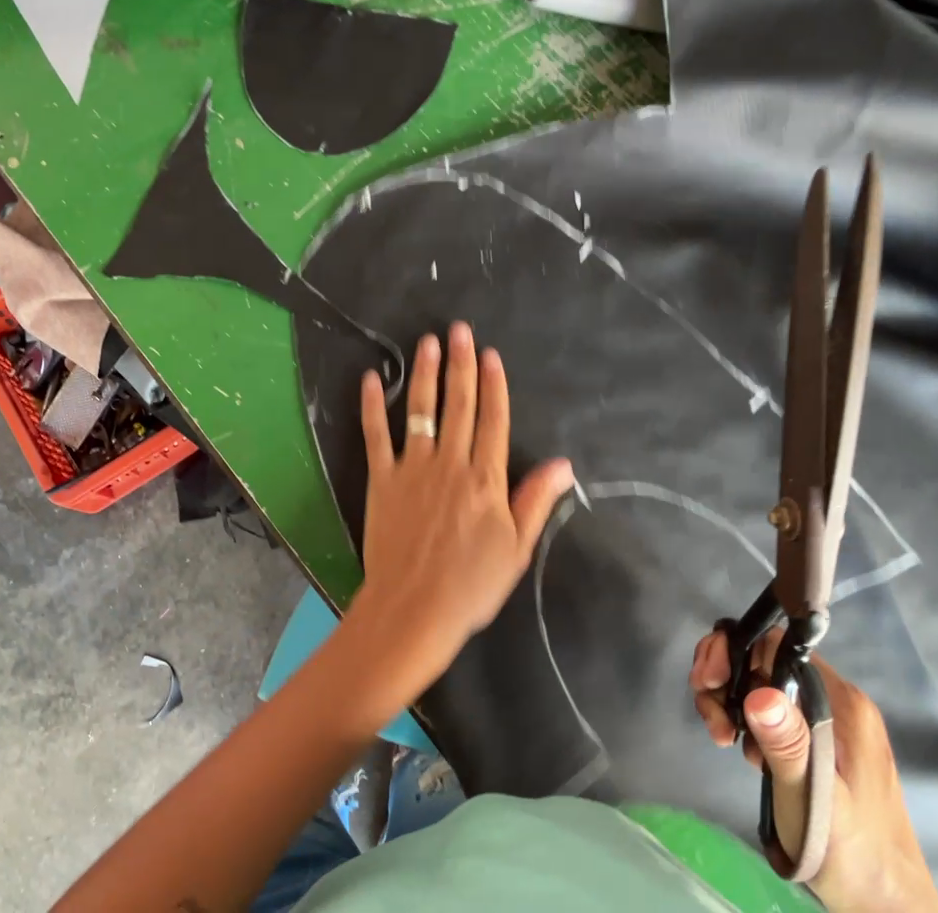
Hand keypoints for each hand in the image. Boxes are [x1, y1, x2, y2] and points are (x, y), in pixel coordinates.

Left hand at [346, 322, 574, 695]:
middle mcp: (451, 464)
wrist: (414, 608)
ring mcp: (413, 469)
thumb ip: (535, 501)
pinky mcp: (382, 480)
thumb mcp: (516, 549)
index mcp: (486, 479)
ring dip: (424, 374)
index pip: (494, 421)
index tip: (491, 355)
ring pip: (421, 411)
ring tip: (426, 341)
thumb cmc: (471, 585)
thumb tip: (564, 463)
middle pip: (459, 406)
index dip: (493, 386)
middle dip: (460, 365)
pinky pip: (376, 436)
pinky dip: (373, 406)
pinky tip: (373, 379)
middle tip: (459, 330)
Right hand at [690, 628, 937, 912]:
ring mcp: (826, 721)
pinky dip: (742, 718)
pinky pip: (769, 708)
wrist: (884, 904)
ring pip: (761, 683)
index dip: (735, 654)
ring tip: (720, 739)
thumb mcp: (812, 797)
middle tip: (709, 716)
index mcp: (843, 705)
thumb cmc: (851, 852)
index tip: (709, 684)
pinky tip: (739, 748)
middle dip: (724, 677)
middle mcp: (836, 702)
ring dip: (727, 700)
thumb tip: (759, 692)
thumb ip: (789, 745)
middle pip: (764, 659)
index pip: (777, 646)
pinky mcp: (815, 740)